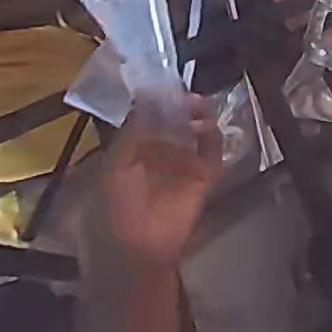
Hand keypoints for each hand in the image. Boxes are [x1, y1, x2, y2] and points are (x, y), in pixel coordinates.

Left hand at [80, 95, 223, 274]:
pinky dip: (213, 136)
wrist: (139, 247)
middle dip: (181, 105)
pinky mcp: (206, 176)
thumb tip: (147, 96)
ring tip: (199, 104)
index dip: (158, 100)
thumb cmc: (118, 207)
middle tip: (186, 93)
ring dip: (198, 116)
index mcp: (137, 150)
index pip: (151, 117)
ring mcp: (185, 163)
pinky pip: (213, 152)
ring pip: (196, 131)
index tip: (164, 84)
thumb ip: (133, 131)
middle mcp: (162, 153)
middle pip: (176, 120)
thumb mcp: (117, 164)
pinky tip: (208, 125)